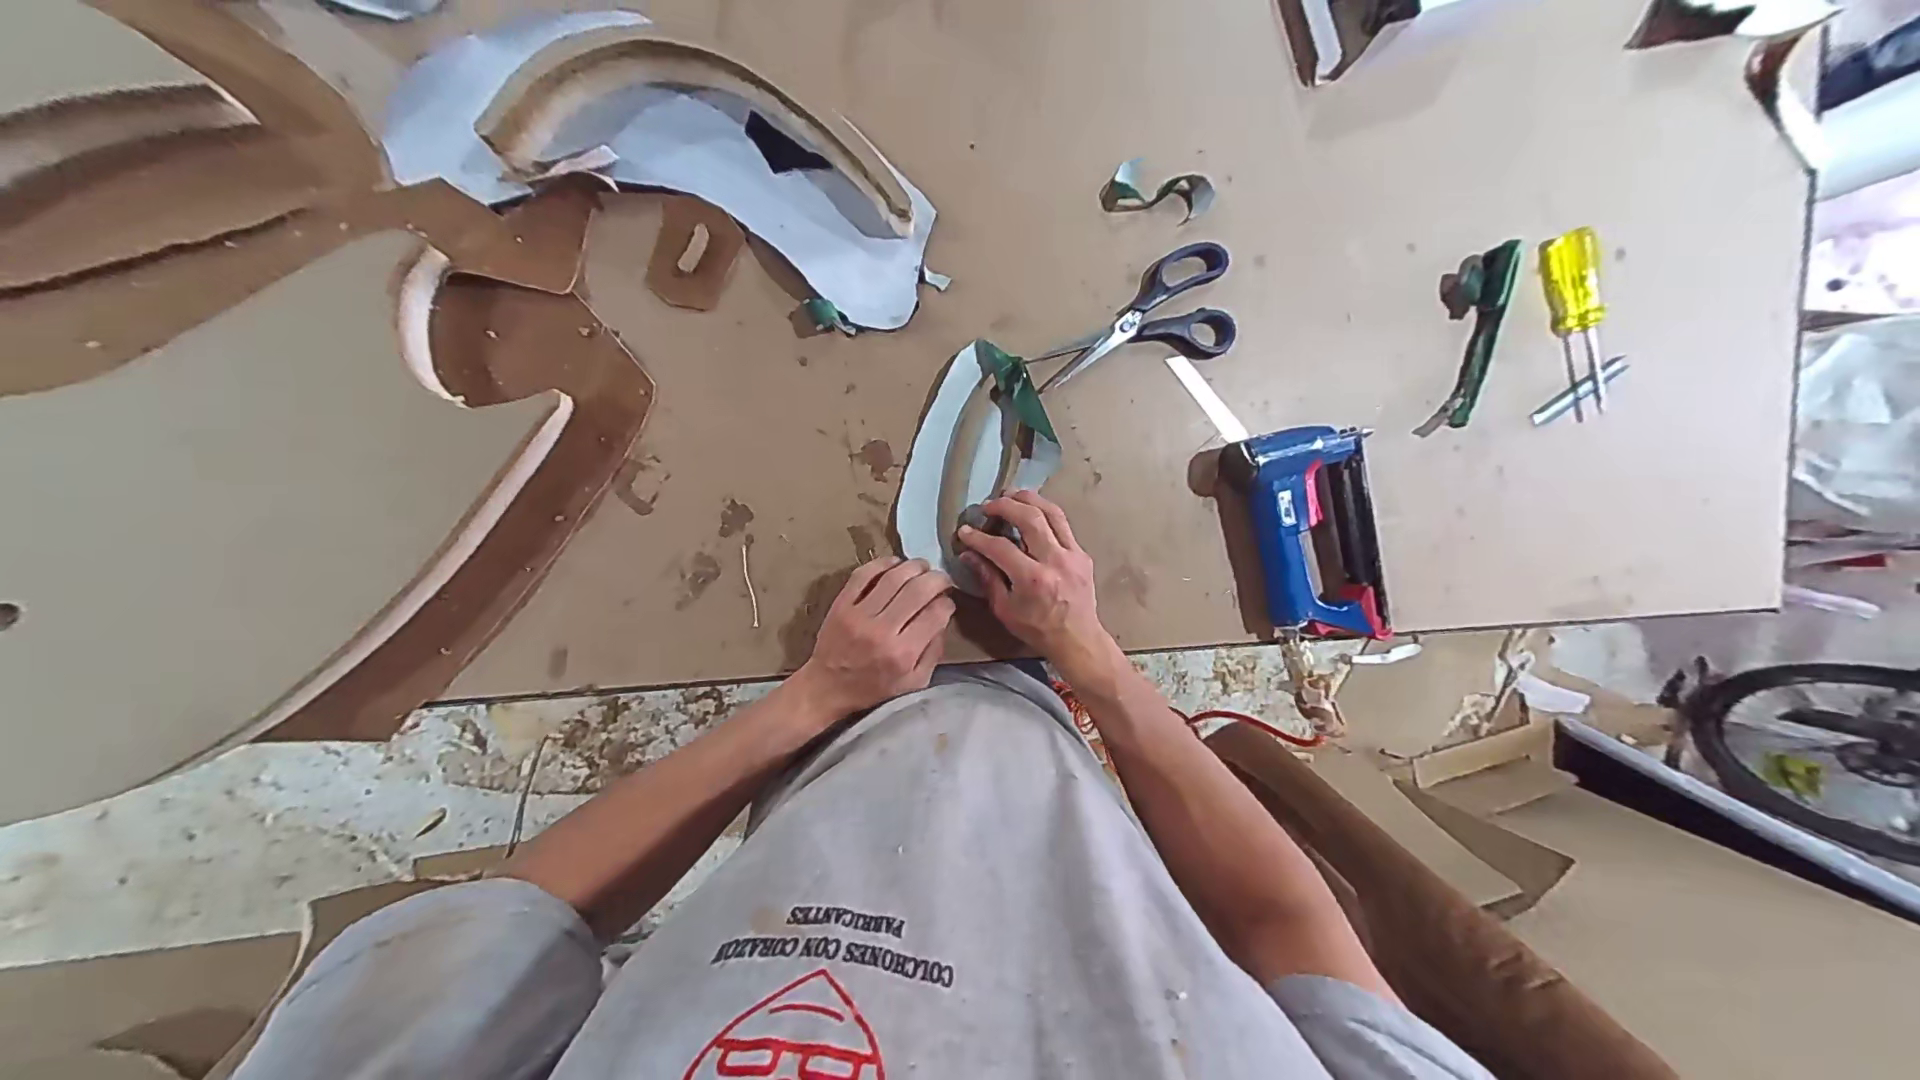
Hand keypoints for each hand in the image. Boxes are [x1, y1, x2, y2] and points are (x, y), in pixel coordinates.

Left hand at [792, 556, 954, 717]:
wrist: (827, 687)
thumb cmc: (874, 688)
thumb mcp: (914, 683)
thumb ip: (933, 653)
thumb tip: (943, 618)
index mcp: (903, 653)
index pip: (935, 614)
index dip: (947, 602)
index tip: (948, 601)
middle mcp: (882, 631)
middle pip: (918, 590)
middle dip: (937, 579)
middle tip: (942, 579)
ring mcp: (859, 615)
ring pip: (894, 577)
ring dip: (914, 566)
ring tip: (923, 567)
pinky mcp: (841, 604)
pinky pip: (863, 574)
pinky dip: (883, 563)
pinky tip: (896, 564)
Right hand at [955, 491, 1117, 683]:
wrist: (1077, 639)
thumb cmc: (1037, 629)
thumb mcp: (1005, 609)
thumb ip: (987, 578)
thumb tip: (968, 554)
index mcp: (1033, 578)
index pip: (1000, 547)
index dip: (978, 537)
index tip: (965, 530)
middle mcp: (1055, 561)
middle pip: (1030, 518)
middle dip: (1005, 505)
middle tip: (988, 505)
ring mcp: (1072, 554)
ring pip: (1052, 513)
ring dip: (1029, 499)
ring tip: (1011, 494)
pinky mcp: (1082, 554)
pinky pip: (1063, 524)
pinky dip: (1045, 513)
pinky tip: (1031, 511)